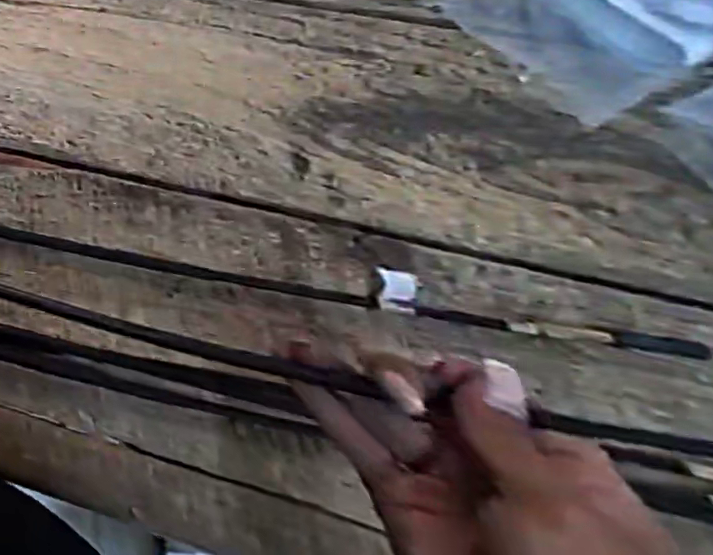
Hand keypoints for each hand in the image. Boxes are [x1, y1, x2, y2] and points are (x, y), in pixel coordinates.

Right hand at [292, 347, 674, 554]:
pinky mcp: (395, 496)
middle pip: (428, 399)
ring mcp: (436, 480)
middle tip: (373, 374)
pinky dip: (324, 407)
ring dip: (340, 377)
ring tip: (297, 345)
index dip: (455, 378)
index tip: (437, 378)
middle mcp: (488, 464)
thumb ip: (507, 438)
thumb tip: (485, 370)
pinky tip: (296, 375)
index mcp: (549, 464)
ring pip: (382, 415)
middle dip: (392, 375)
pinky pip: (358, 443)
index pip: (488, 397)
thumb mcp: (558, 508)